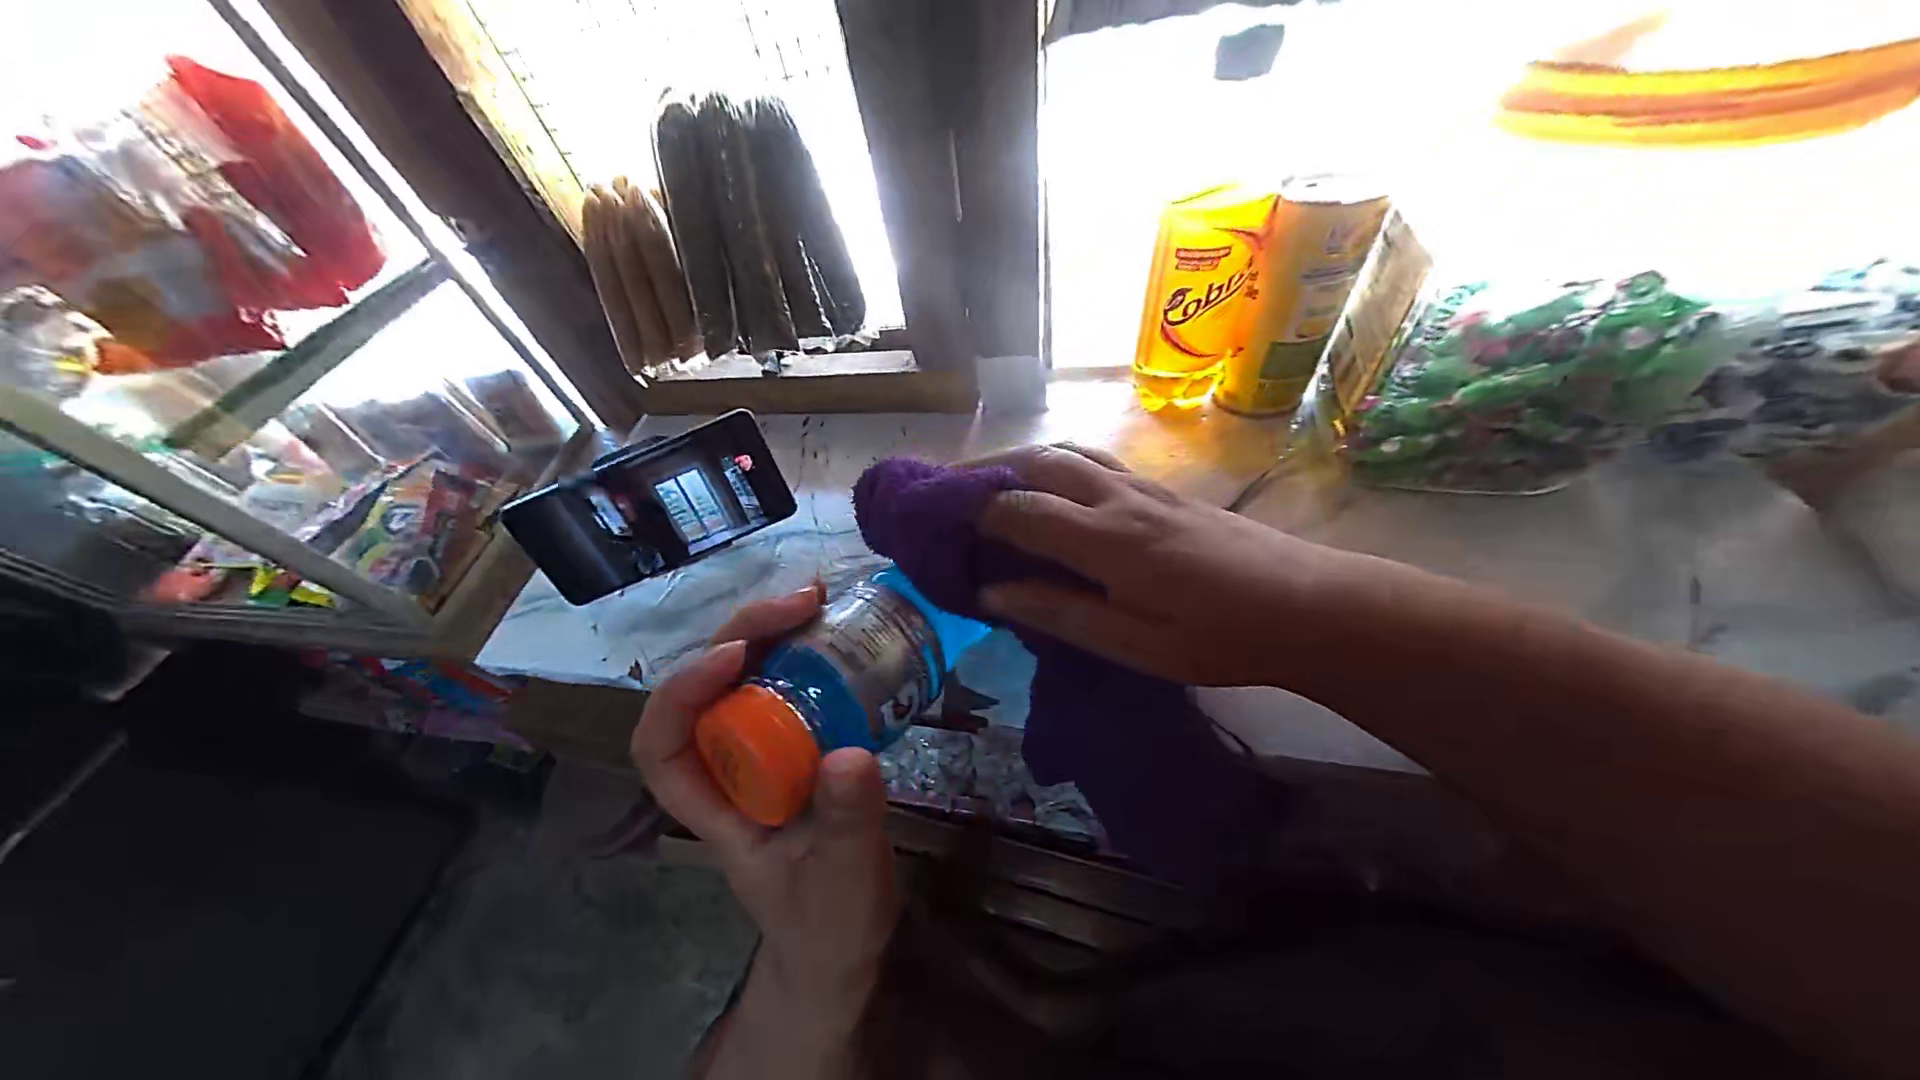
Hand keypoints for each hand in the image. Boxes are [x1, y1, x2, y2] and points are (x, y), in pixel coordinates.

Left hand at [631, 585, 898, 1021]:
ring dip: (774, 631)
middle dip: (744, 634)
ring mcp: (762, 750)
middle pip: (709, 687)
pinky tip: (837, 629)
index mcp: (713, 805)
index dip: (683, 690)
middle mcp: (727, 767)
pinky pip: (790, 685)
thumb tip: (850, 755)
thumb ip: (845, 823)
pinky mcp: (800, 742)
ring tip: (819, 599)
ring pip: (748, 677)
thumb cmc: (828, 919)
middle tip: (803, 601)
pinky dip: (806, 650)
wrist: (844, 940)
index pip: (661, 743)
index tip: (735, 656)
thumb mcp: (842, 875)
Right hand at [974, 444, 1414, 688]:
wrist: (1311, 605)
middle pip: (1036, 461)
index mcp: (1108, 540)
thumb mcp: (1136, 645)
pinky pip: (1092, 459)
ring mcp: (1143, 486)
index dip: (969, 513)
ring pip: (1065, 451)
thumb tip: (992, 594)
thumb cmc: (1223, 638)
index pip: (1018, 510)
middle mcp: (1119, 498)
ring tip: (985, 481)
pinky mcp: (1162, 488)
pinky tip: (1049, 484)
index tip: (932, 523)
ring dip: (1017, 458)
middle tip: (943, 490)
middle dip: (982, 470)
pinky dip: (1053, 463)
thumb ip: (1060, 614)